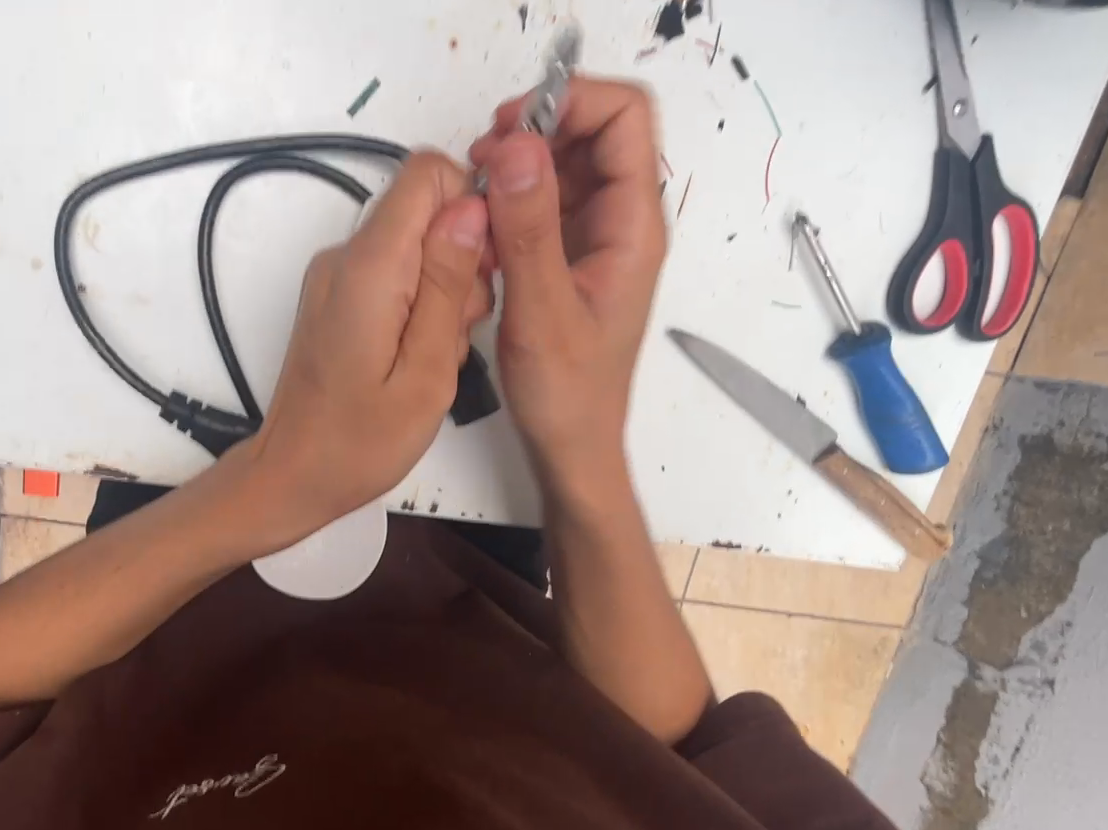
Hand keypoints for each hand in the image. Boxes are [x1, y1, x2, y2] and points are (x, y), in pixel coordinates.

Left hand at [230, 152, 492, 547]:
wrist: (294, 474)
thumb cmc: (361, 443)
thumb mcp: (425, 373)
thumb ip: (448, 286)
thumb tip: (471, 208)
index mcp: (369, 268)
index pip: (426, 173)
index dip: (470, 206)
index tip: (484, 270)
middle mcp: (343, 258)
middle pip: (423, 211)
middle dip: (461, 260)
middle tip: (457, 332)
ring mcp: (334, 278)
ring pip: (413, 246)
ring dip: (441, 291)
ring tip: (434, 355)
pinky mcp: (334, 299)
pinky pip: (391, 275)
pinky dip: (416, 305)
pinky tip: (414, 357)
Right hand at [468, 77, 667, 487]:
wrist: (571, 446)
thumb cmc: (566, 395)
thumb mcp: (542, 312)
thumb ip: (529, 229)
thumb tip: (515, 148)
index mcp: (632, 229)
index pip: (623, 119)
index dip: (569, 104)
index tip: (508, 130)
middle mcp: (620, 224)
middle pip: (592, 134)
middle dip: (536, 132)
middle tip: (481, 161)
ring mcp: (595, 242)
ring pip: (564, 169)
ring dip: (518, 169)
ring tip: (474, 199)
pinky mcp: (569, 261)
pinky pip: (543, 207)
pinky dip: (511, 205)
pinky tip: (482, 232)